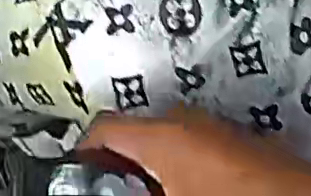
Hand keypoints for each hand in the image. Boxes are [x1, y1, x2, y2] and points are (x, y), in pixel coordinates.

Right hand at [80, 109, 310, 195]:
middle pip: (133, 138)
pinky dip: (179, 176)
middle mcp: (188, 122)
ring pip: (164, 148)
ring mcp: (215, 132)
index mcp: (166, 134)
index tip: (72, 178)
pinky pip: (193, 155)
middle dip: (119, 172)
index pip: (104, 128)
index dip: (82, 156)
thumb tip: (116, 189)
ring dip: (150, 176)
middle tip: (112, 193)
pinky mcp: (238, 147)